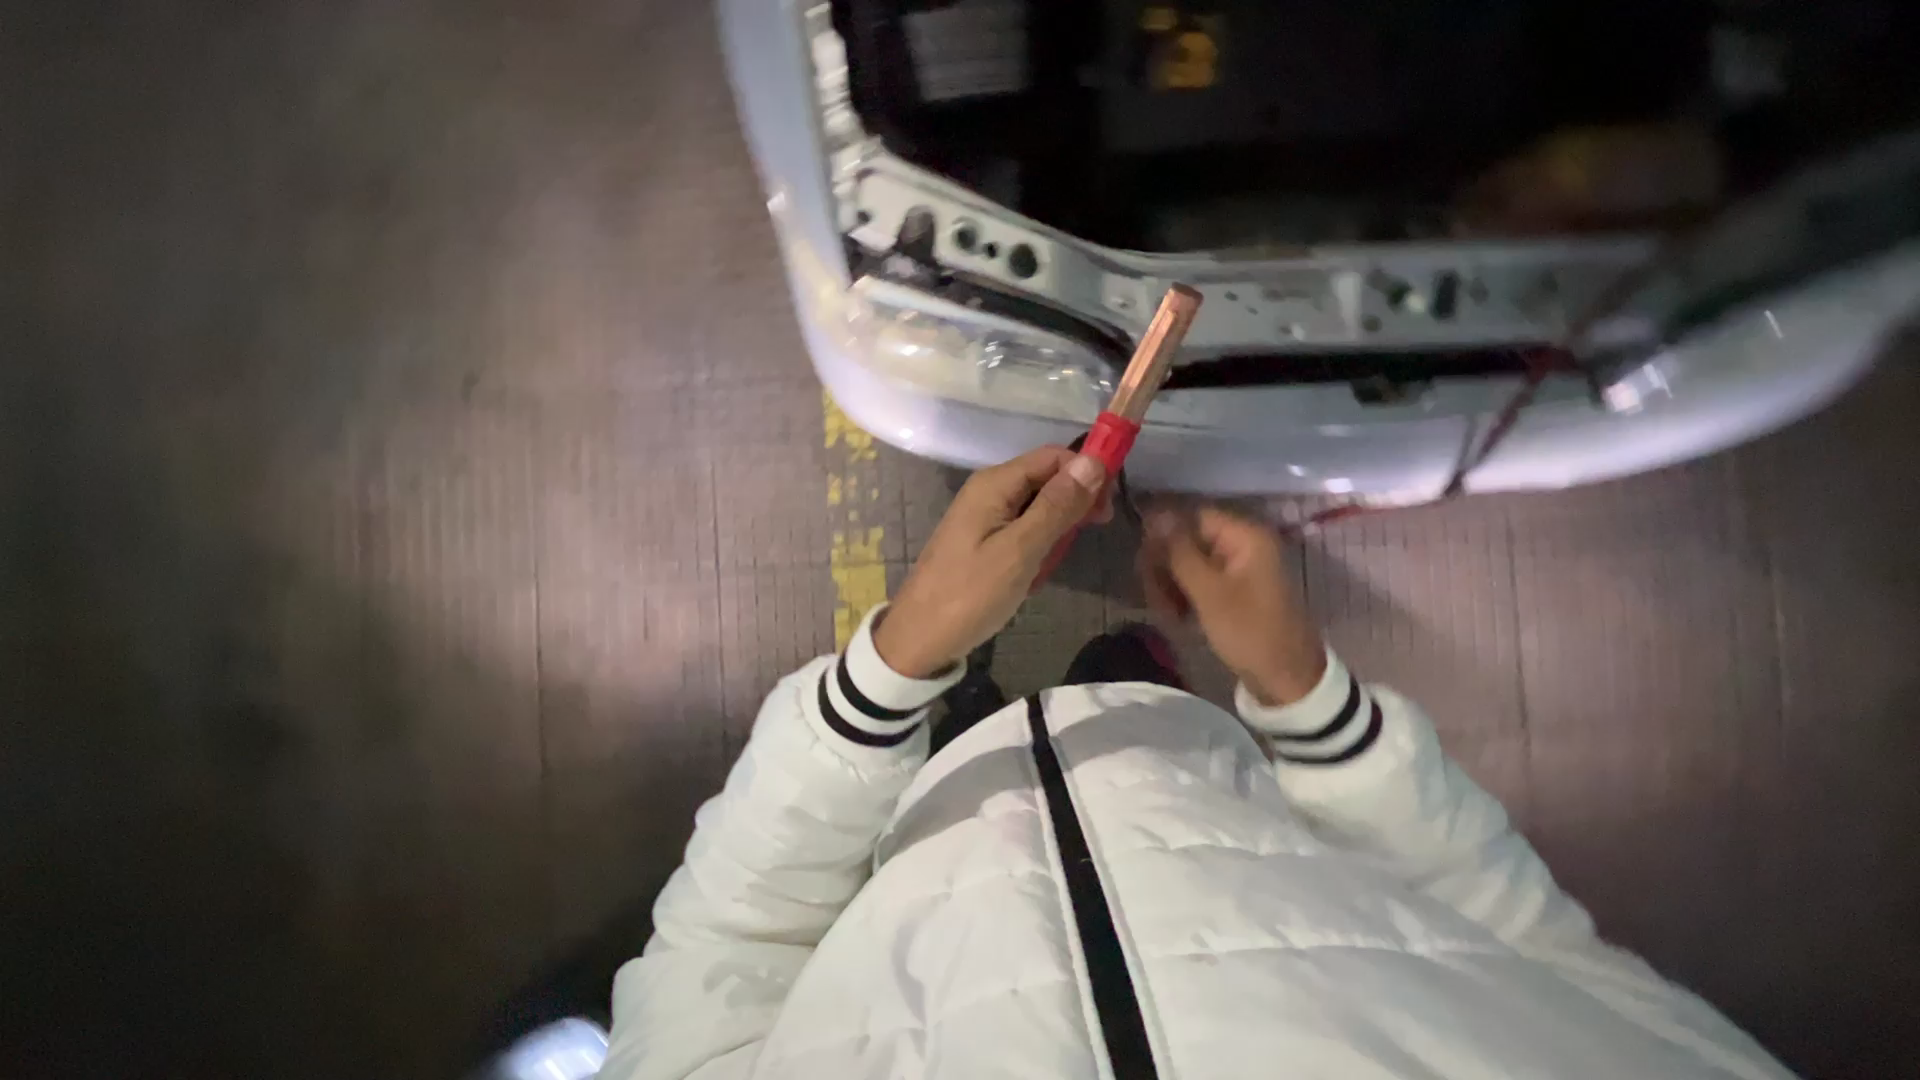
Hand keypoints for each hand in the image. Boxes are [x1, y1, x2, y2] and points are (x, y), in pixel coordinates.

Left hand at [873, 447, 1107, 677]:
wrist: (920, 639)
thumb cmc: (970, 595)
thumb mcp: (1020, 551)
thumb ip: (1056, 506)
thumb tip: (1093, 462)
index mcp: (994, 484)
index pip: (1053, 457)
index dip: (1086, 472)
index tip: (1109, 507)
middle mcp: (988, 490)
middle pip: (1045, 477)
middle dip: (1075, 498)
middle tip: (1096, 531)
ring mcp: (984, 516)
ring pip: (1037, 504)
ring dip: (1059, 524)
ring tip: (1063, 555)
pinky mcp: (983, 540)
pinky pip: (1023, 527)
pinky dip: (1040, 541)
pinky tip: (1043, 566)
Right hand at [1139, 505, 1326, 705]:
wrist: (1285, 679)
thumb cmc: (1249, 632)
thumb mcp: (1209, 591)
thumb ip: (1179, 552)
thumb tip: (1154, 514)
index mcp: (1245, 536)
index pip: (1191, 517)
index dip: (1163, 536)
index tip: (1142, 564)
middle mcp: (1243, 545)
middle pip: (1188, 540)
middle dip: (1165, 566)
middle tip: (1153, 597)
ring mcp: (1238, 569)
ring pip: (1188, 563)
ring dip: (1170, 585)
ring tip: (1166, 613)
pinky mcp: (1233, 591)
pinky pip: (1199, 582)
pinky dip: (1184, 596)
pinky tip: (1176, 617)